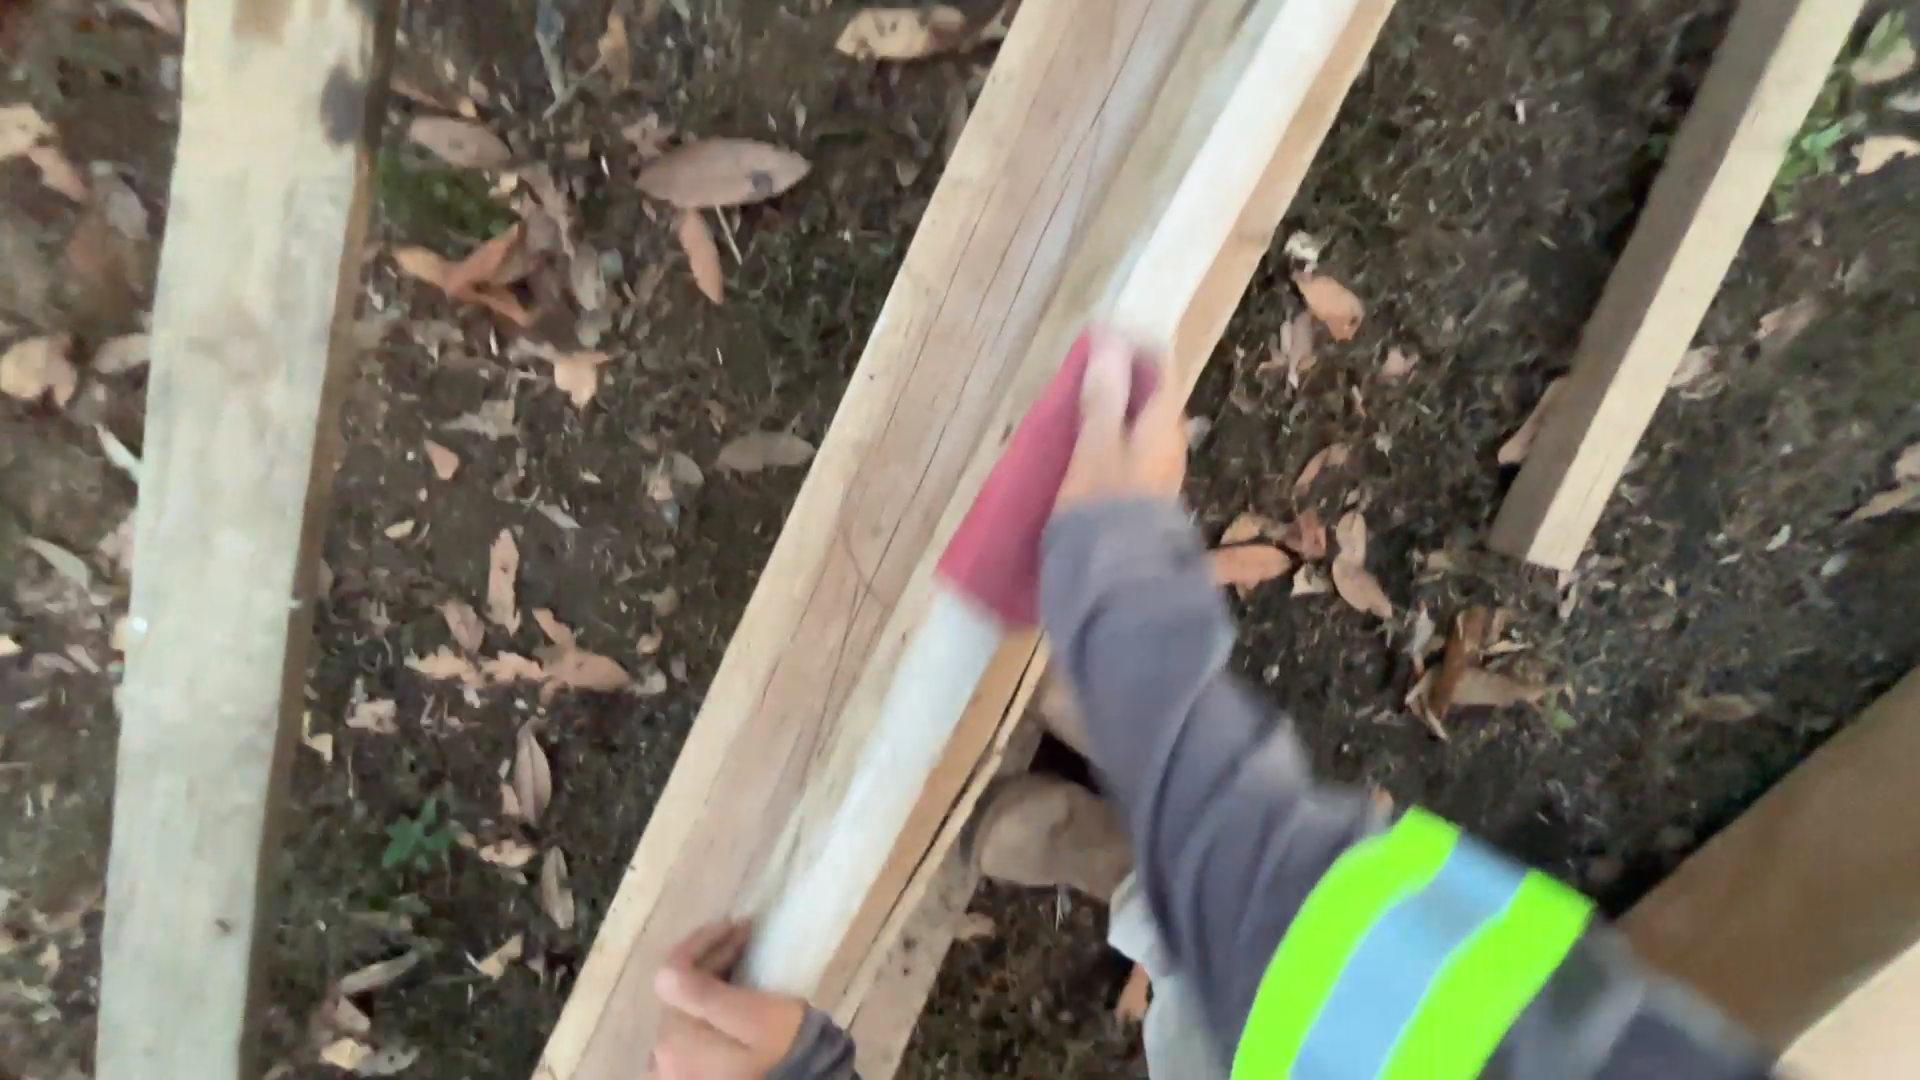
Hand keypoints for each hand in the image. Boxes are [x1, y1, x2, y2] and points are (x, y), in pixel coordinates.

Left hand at [650, 920, 807, 1079]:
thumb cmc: (780, 1051)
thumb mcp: (752, 1017)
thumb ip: (703, 996)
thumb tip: (663, 972)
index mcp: (674, 1039)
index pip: (673, 971)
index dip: (702, 940)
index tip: (735, 923)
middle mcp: (661, 1058)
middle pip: (680, 989)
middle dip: (711, 956)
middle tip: (746, 935)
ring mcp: (671, 1072)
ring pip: (684, 1007)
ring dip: (709, 977)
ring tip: (741, 958)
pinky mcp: (687, 1077)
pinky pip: (688, 1029)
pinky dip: (706, 1004)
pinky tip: (730, 993)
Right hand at [1057, 327, 1186, 506]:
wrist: (1116, 576)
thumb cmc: (1104, 506)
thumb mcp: (1096, 447)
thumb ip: (1104, 395)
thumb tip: (1109, 339)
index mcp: (1164, 424)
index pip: (1160, 365)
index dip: (1132, 342)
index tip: (1098, 332)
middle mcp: (1169, 442)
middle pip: (1149, 393)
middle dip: (1118, 373)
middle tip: (1080, 365)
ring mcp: (1157, 469)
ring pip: (1137, 420)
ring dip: (1110, 404)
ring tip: (1074, 401)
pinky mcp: (1141, 491)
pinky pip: (1127, 446)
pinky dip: (1107, 432)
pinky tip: (1082, 441)